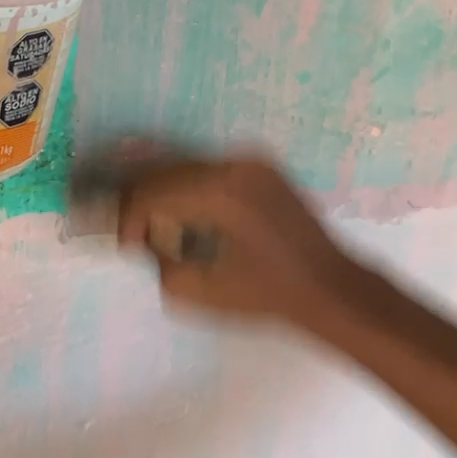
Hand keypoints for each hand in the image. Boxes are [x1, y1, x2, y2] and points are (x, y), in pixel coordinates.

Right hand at [110, 153, 361, 324]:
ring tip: (162, 228)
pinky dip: (193, 189)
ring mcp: (251, 161)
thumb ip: (159, 264)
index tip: (126, 247)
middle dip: (143, 203)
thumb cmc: (266, 296)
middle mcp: (233, 166)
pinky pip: (212, 170)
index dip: (129, 219)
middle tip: (135, 236)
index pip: (151, 192)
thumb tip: (144, 243)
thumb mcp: (200, 292)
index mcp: (218, 194)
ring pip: (187, 168)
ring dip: (167, 195)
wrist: (330, 287)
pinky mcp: (262, 166)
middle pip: (166, 173)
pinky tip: (194, 218)